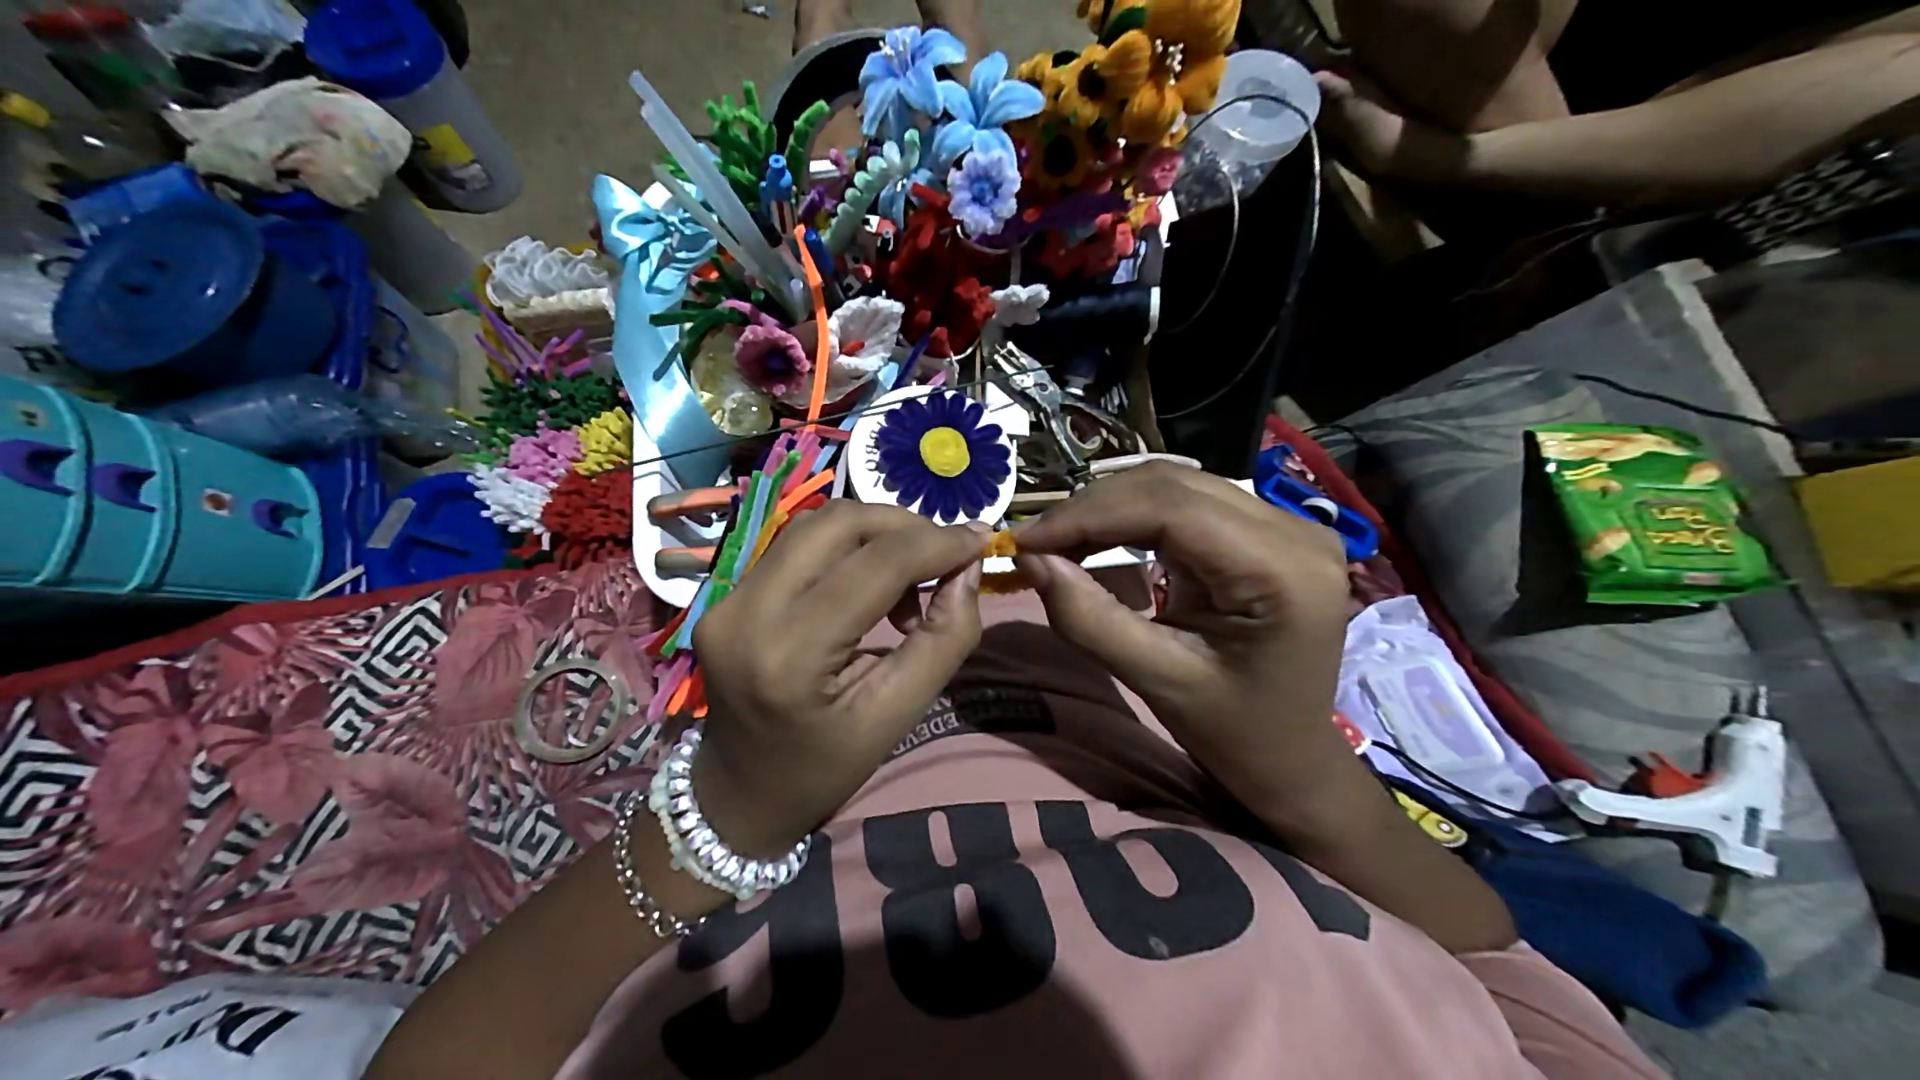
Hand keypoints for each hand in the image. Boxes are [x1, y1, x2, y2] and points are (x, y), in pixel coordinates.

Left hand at [691, 502, 985, 856]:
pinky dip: (847, 548)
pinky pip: (798, 545)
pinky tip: (870, 583)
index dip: (936, 543)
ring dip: (876, 533)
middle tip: (943, 556)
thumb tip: (967, 567)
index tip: (979, 540)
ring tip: (909, 576)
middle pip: (839, 523)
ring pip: (816, 524)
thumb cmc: (826, 766)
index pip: (875, 566)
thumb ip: (945, 638)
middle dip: (905, 525)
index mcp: (790, 656)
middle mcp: (747, 612)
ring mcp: (728, 599)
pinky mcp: (726, 595)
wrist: (741, 792)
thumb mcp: (899, 715)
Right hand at [1013, 465, 1358, 820]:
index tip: (1027, 539)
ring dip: (1108, 507)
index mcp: (1283, 570)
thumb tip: (1032, 558)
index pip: (1173, 508)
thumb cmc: (1232, 729)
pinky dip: (1131, 515)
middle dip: (1094, 507)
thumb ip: (1090, 618)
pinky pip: (1185, 502)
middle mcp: (1293, 529)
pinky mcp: (1265, 529)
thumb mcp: (1157, 680)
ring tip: (1059, 541)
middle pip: (1173, 486)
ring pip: (1175, 485)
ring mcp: (1284, 523)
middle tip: (1036, 542)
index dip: (1091, 513)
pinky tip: (1098, 537)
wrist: (1288, 753)